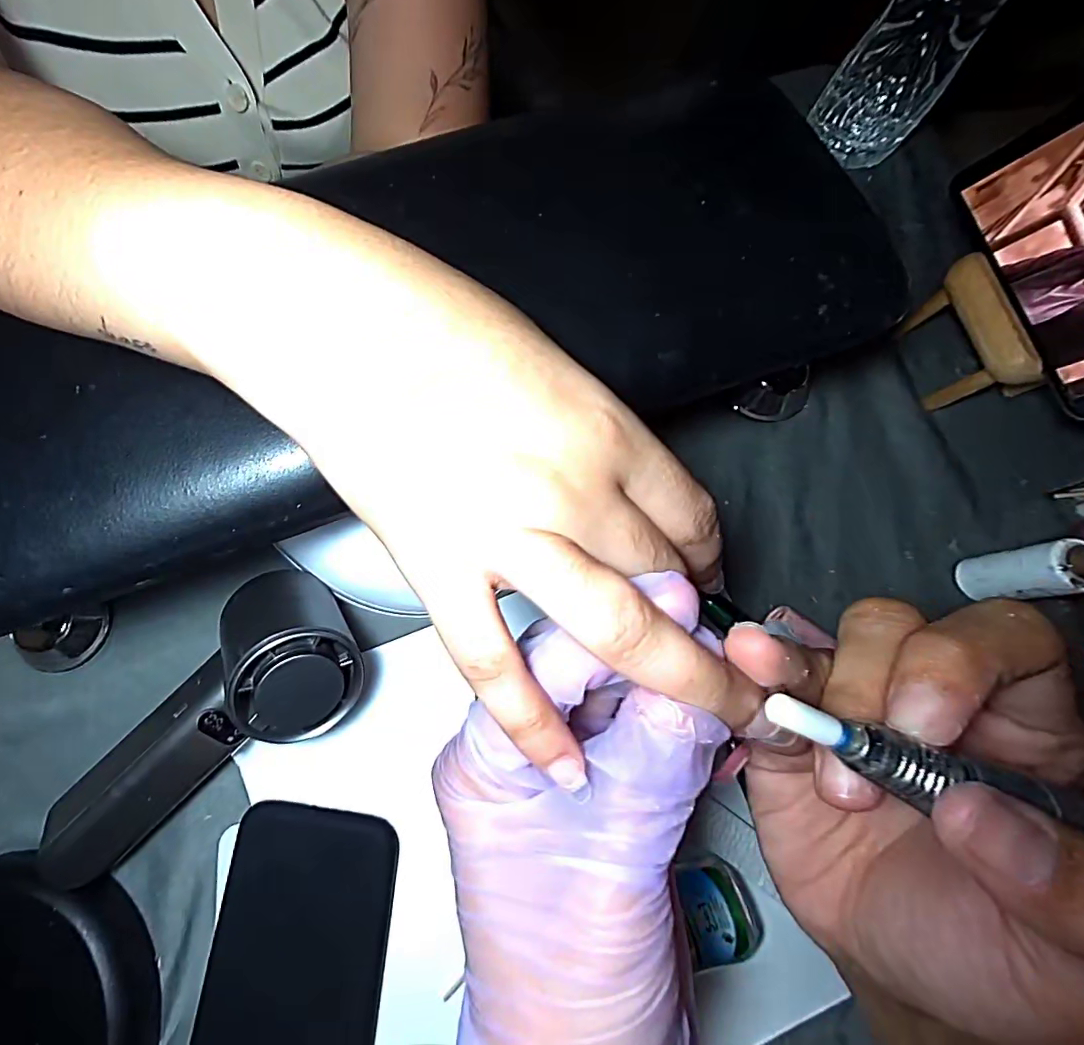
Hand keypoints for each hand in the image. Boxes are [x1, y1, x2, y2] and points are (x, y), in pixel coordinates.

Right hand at [224, 276, 757, 795]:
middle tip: (738, 666)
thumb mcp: (548, 367)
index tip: (702, 574)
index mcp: (604, 430)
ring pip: (620, 630)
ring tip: (710, 715)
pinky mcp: (441, 571)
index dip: (707, 556)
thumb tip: (615, 487)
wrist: (345, 328)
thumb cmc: (435, 325)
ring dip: (677, 680)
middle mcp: (572, 490)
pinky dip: (534, 723)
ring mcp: (509, 539)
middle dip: (714, 631)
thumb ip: (591, 437)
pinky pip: (496, 667)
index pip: (690, 514)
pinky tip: (564, 759)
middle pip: (669, 577)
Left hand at [434, 571, 723, 1044]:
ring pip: (616, 695)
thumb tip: (691, 684)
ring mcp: (564, 773)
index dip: (612, 634)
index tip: (670, 602)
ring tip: (711, 649)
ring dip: (667, 674)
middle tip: (694, 611)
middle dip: (641, 639)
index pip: (545, 667)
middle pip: (577, 668)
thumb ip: (652, 762)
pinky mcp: (608, 793)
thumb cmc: (560, 980)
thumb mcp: (611, 856)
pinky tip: (709, 701)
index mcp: (483, 760)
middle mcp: (518, 756)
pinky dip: (682, 717)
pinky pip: (644, 734)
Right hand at [724, 599, 1083, 1043]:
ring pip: (817, 648)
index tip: (928, 725)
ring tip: (781, 715)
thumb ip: (1083, 891)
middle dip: (865, 681)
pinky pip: (756, 699)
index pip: (1000, 637)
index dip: (958, 657)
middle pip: (892, 629)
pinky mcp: (786, 749)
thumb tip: (979, 811)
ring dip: (788, 667)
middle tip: (860, 764)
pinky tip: (733, 690)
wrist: (931, 993)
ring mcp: (849, 719)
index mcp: (1024, 728)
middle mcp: (930, 705)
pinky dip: (740, 691)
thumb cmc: (1035, 969)